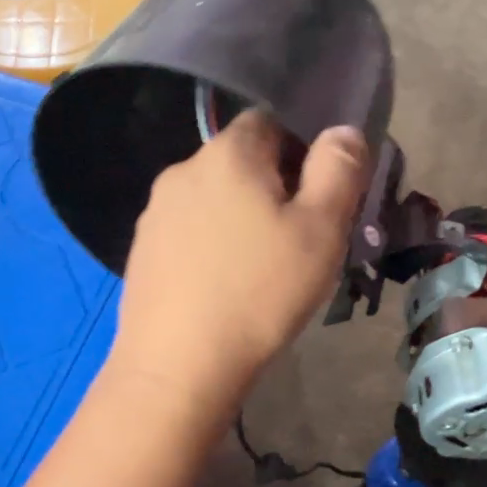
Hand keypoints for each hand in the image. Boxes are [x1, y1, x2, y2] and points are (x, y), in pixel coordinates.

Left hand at [106, 111, 368, 410]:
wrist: (178, 366)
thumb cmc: (260, 292)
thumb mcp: (320, 229)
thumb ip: (338, 170)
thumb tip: (344, 130)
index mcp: (229, 153)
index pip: (271, 120)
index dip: (303, 149)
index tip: (322, 196)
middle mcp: (184, 169)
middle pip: (241, 160)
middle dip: (274, 186)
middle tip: (302, 237)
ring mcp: (156, 213)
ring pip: (215, 199)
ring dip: (242, 219)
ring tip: (264, 269)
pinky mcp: (142, 251)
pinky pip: (190, 233)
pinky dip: (213, 247)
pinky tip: (226, 288)